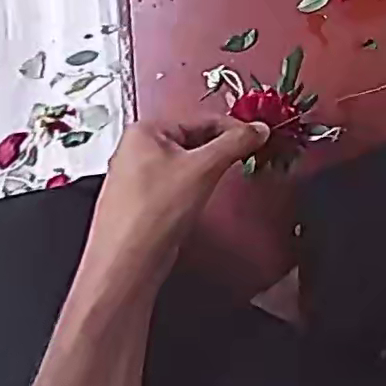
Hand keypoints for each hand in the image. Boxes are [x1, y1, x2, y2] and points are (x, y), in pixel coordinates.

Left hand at [84, 117, 270, 277]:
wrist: (127, 266)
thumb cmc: (153, 214)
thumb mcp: (205, 167)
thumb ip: (237, 142)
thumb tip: (258, 129)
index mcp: (144, 132)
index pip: (203, 119)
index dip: (234, 128)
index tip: (256, 136)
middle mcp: (136, 150)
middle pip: (196, 138)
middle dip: (222, 148)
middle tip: (246, 155)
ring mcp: (137, 176)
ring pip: (189, 160)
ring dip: (211, 166)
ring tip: (225, 175)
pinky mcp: (143, 199)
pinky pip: (179, 179)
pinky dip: (197, 182)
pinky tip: (202, 195)